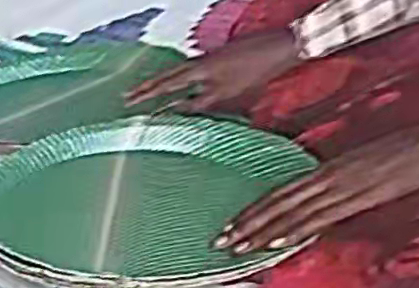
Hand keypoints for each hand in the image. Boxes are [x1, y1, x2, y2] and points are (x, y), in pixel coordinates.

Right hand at [124, 29, 298, 111]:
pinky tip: (180, 78)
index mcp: (199, 70)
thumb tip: (170, 112)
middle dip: (148, 86)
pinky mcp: (225, 53)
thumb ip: (194, 103)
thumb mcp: (224, 93)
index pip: (165, 85)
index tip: (127, 102)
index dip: (145, 95)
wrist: (290, 44)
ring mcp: (214, 55)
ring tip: (148, 88)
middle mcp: (203, 60)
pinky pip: (194, 65)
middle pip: (169, 74)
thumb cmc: (257, 70)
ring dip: (163, 78)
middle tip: (129, 94)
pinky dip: (181, 73)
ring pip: (181, 68)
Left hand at [218, 118, 418, 253]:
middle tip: (218, 243)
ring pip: (293, 215)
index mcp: (327, 168)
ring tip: (237, 250)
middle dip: (245, 225)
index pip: (278, 193)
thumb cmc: (406, 146)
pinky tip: (276, 244)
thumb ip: (328, 179)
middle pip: (277, 205)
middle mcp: (329, 177)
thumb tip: (305, 199)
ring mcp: (345, 187)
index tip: (227, 227)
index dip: (250, 211)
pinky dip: (296, 231)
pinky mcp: (364, 197)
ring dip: (263, 234)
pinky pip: (322, 218)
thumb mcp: (357, 161)